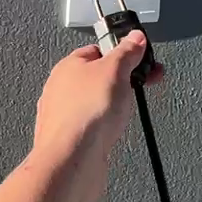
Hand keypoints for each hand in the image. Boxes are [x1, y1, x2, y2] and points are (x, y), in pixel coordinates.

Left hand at [30, 32, 164, 167]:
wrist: (72, 162)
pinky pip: (92, 125)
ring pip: (95, 102)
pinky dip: (104, 126)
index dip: (123, 52)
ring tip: (123, 113)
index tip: (140, 57)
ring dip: (113, 105)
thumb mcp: (117, 71)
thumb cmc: (86, 115)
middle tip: (140, 84)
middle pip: (98, 76)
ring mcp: (63, 116)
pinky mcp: (69, 140)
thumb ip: (127, 52)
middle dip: (122, 81)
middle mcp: (61, 89)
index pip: (99, 49)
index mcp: (68, 65)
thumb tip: (134, 38)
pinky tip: (111, 131)